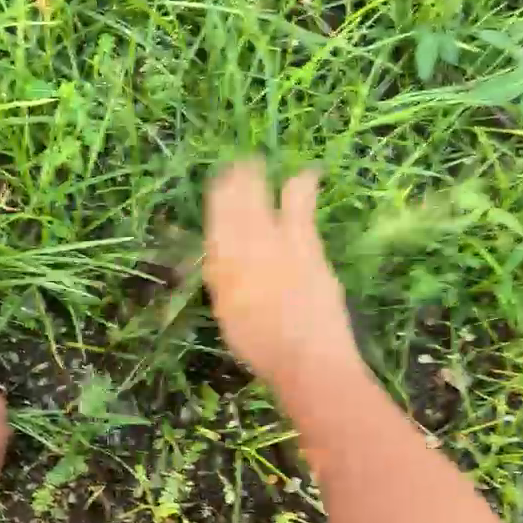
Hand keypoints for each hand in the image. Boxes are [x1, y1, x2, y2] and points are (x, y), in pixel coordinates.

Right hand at [203, 160, 362, 393]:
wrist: (306, 361)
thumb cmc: (267, 351)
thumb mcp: (233, 320)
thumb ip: (227, 287)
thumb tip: (222, 265)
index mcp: (222, 275)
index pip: (214, 232)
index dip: (216, 208)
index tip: (217, 190)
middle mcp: (240, 254)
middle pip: (231, 211)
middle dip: (231, 187)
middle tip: (234, 169)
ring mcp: (272, 245)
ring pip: (257, 202)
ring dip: (253, 180)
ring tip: (254, 162)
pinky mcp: (304, 245)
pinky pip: (299, 206)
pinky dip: (302, 187)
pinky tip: (308, 172)